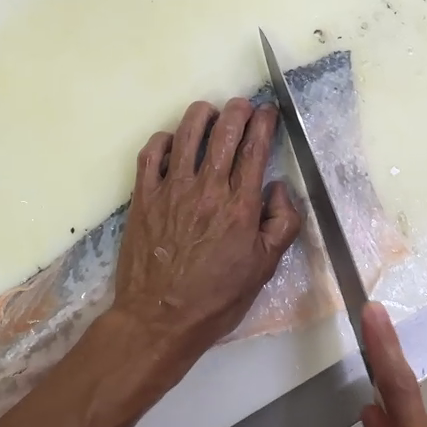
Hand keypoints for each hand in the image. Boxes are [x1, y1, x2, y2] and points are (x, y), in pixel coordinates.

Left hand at [113, 98, 301, 367]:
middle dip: (237, 110)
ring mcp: (171, 190)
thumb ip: (282, 224)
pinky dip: (164, 139)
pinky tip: (173, 142)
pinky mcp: (143, 197)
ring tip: (210, 113)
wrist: (159, 320)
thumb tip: (279, 188)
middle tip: (242, 106)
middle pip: (225, 131)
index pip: (255, 148)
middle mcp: (207, 189)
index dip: (264, 122)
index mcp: (240, 205)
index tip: (268, 112)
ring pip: (187, 133)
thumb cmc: (216, 298)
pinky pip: (151, 154)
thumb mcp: (265, 268)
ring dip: (202, 115)